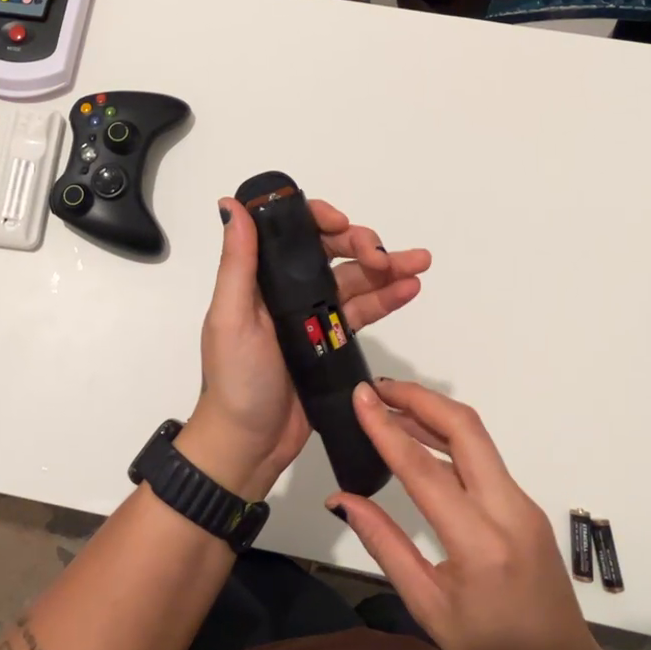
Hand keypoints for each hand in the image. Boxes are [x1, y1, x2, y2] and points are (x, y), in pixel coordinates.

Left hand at [177, 199, 431, 501]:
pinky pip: (363, 312)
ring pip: (353, 280)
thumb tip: (233, 205)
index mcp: (258, 278)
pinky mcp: (331, 342)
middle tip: (385, 255)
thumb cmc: (236, 379)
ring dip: (386, 268)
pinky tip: (410, 289)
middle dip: (361, 244)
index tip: (342, 224)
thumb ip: (238, 262)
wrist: (249, 444)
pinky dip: (386, 298)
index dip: (319, 221)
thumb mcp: (230, 317)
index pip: (292, 234)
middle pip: (330, 253)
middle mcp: (285, 290)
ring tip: (420, 263)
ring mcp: (310, 316)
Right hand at [326, 381, 638, 649]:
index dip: (387, 428)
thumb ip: (384, 544)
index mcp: (481, 544)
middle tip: (377, 388)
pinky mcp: (525, 506)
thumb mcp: (427, 607)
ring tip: (389, 405)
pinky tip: (418, 439)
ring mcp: (523, 505)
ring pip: (477, 438)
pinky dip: (447, 437)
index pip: (425, 470)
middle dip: (420, 398)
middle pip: (466, 429)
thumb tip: (341, 498)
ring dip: (433, 413)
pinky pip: (483, 458)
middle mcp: (510, 512)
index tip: (360, 396)